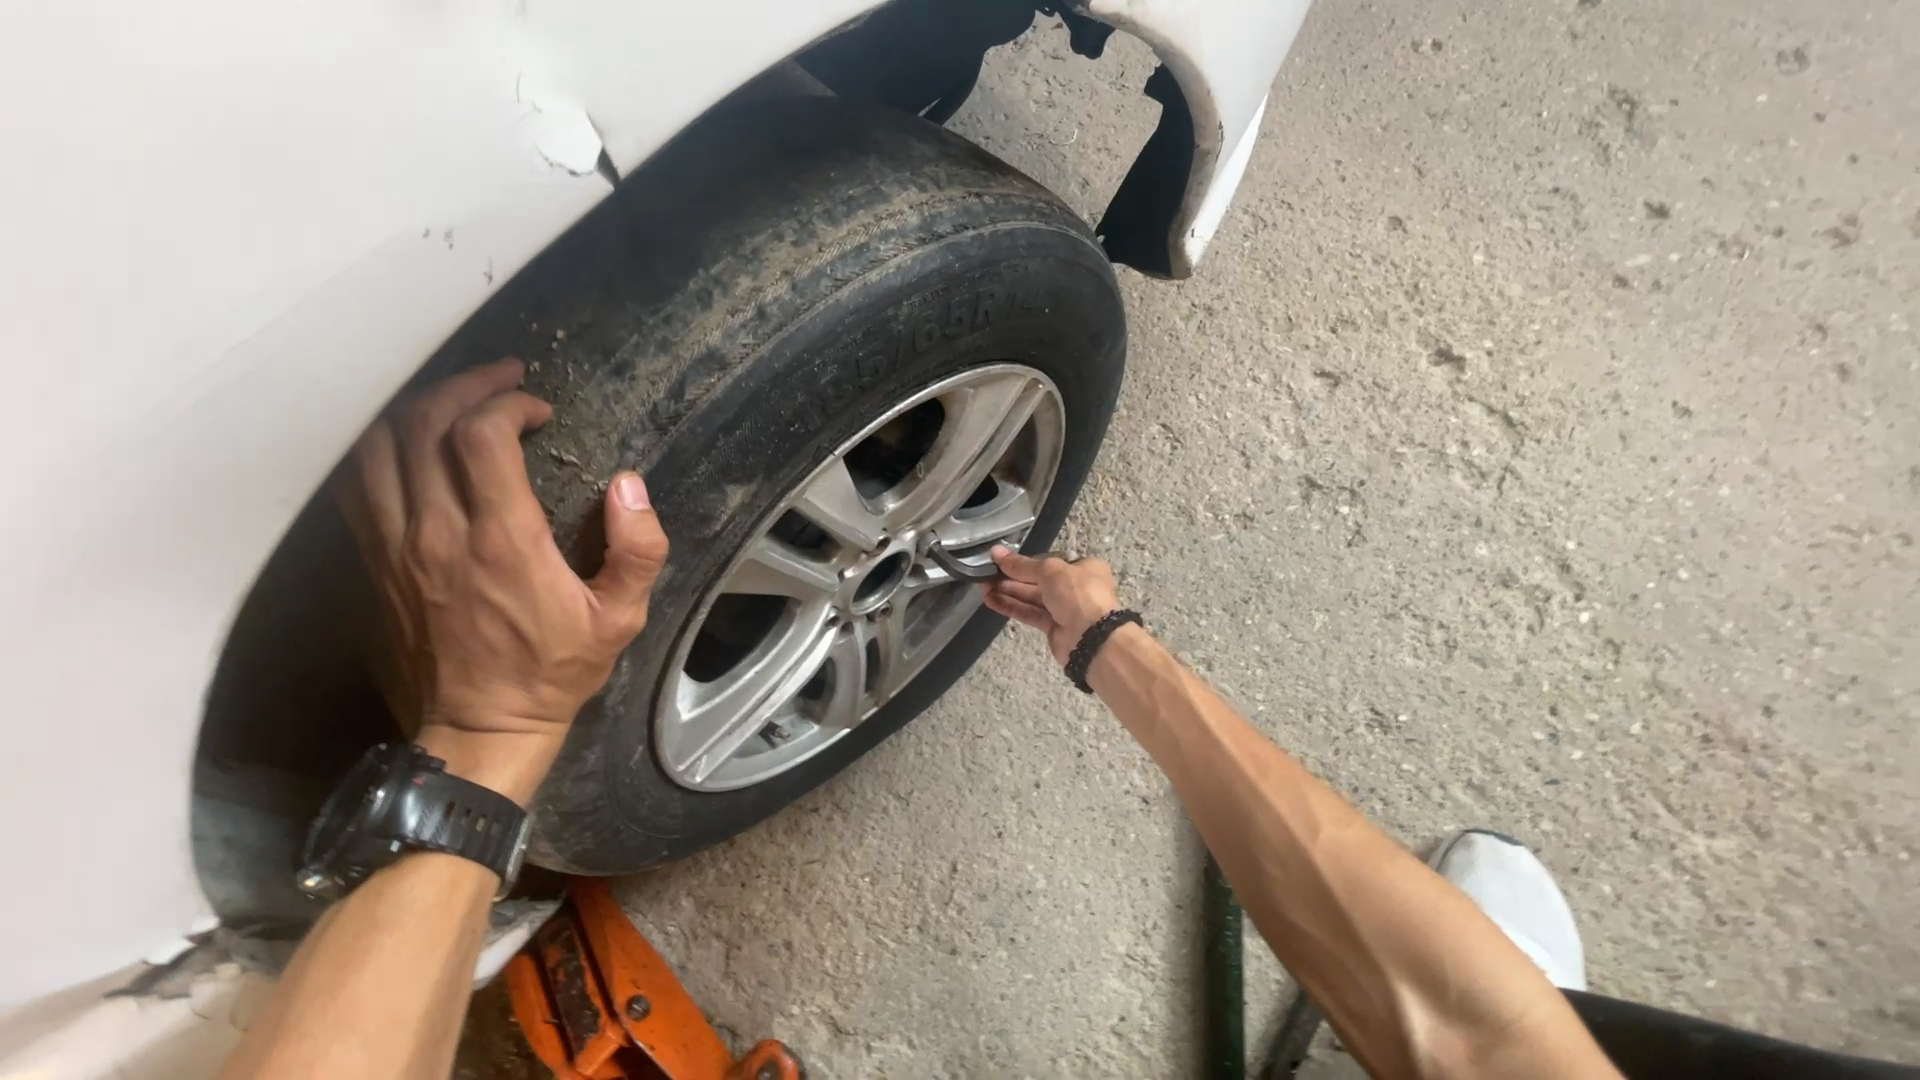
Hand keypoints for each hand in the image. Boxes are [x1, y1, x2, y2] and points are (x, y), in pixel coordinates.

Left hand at [331, 359, 669, 802]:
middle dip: (464, 388)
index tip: (539, 410)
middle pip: (424, 426)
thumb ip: (638, 551)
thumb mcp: (621, 618)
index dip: (508, 404)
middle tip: (501, 381)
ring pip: (379, 447)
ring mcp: (395, 547)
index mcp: (502, 541)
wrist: (479, 726)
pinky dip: (379, 446)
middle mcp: (437, 533)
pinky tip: (407, 440)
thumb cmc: (556, 670)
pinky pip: (357, 484)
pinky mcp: (375, 563)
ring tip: (455, 399)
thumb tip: (630, 487)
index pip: (481, 437)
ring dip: (417, 409)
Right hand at [979, 546, 1121, 666]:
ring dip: (1007, 591)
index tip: (1002, 560)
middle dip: (1011, 576)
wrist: (1091, 637)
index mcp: (1084, 567)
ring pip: (1031, 597)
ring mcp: (1064, 609)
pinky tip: (990, 600)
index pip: (1049, 561)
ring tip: (982, 586)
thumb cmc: (1077, 593)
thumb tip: (995, 552)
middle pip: (1038, 580)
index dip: (1025, 561)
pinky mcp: (1053, 627)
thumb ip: (1021, 564)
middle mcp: (1075, 587)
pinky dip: (1011, 607)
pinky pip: (1029, 613)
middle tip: (985, 573)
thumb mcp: (1049, 570)